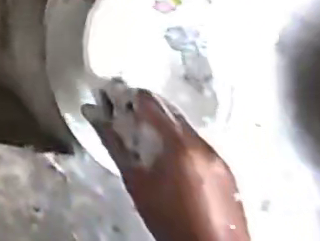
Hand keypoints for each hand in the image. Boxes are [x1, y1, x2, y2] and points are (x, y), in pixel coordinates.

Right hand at [88, 84, 248, 240]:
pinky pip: (198, 145)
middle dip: (145, 113)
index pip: (149, 101)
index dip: (128, 98)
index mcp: (180, 143)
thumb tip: (91, 110)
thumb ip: (113, 142)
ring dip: (164, 129)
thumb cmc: (169, 221)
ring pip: (184, 128)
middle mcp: (203, 144)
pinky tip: (171, 165)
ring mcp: (219, 159)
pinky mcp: (228, 174)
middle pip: (169, 111)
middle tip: (126, 125)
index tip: (112, 105)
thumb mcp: (135, 182)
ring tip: (147, 146)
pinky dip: (181, 145)